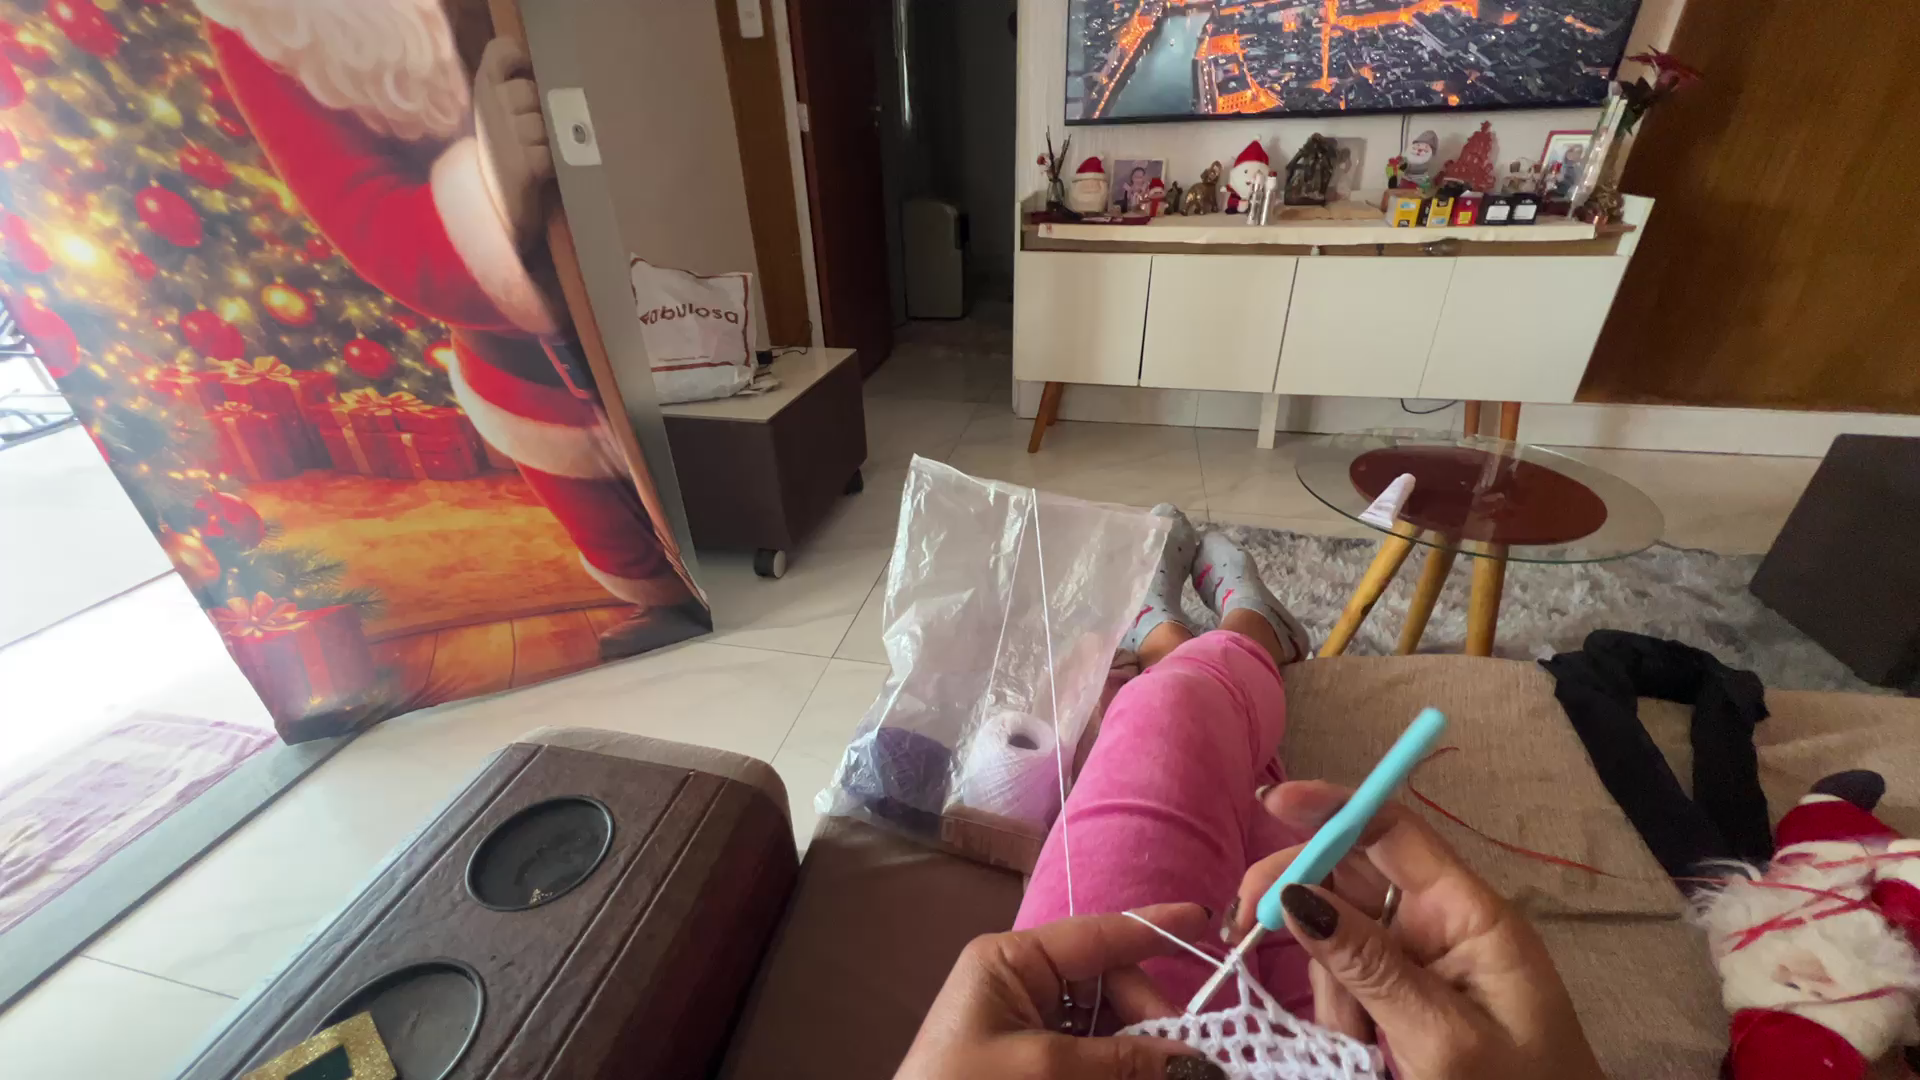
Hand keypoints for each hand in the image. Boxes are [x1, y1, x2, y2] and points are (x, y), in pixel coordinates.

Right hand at [473, 37, 552, 251]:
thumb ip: (519, 90)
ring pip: (544, 123)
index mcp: (484, 90)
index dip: (521, 56)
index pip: (501, 52)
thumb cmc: (509, 157)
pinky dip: (556, 163)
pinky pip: (553, 152)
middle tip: (537, 135)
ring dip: (552, 140)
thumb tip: (553, 76)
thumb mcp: (506, 116)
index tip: (533, 70)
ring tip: (540, 155)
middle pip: (532, 91)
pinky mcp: (523, 166)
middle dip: (544, 111)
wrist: (497, 206)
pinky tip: (546, 172)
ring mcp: (504, 137)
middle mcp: (489, 109)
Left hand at [896, 904, 1225, 1079]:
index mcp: (1013, 959)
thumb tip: (1197, 1063)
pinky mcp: (1032, 1061)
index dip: (1152, 927)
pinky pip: (1088, 1052)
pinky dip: (1117, 1066)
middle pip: (1107, 984)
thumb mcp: (1044, 1071)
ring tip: (1173, 1069)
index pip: (1096, 933)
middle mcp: (1022, 980)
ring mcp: (1027, 1022)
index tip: (1204, 920)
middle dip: (1151, 1018)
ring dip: (1139, 1049)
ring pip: (1104, 1023)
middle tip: (1193, 1062)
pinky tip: (1142, 1075)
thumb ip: (1121, 1062)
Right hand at [1227, 782, 1604, 1079]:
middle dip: (1296, 892)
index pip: (1392, 830)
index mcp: (1468, 911)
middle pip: (1346, 867)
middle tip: (1246, 922)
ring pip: (1332, 919)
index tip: (1269, 804)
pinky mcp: (1395, 978)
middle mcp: (1436, 914)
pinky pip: (1338, 961)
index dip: (1330, 806)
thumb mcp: (1442, 1040)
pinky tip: (1354, 1039)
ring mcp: (1414, 947)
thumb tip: (1295, 895)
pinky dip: (1332, 997)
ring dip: (1323, 971)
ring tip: (1349, 1036)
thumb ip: (1368, 965)